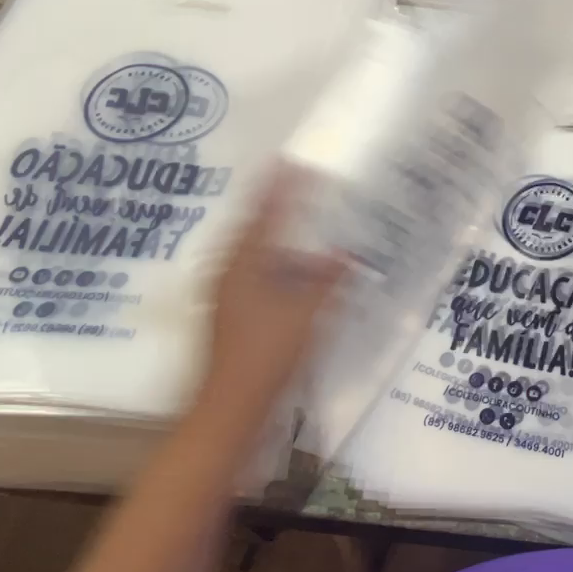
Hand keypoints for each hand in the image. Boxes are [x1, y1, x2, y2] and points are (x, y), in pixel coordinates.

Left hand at [197, 167, 349, 423]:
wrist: (229, 410)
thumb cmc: (267, 356)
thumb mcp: (308, 315)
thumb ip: (328, 280)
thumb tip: (347, 253)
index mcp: (243, 264)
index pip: (264, 213)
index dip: (279, 187)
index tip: (291, 160)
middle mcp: (228, 273)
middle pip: (252, 230)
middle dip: (274, 209)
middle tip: (298, 189)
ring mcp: (224, 297)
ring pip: (253, 256)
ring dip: (277, 240)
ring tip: (302, 227)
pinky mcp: (229, 317)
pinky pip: (255, 277)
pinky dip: (276, 268)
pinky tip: (295, 276)